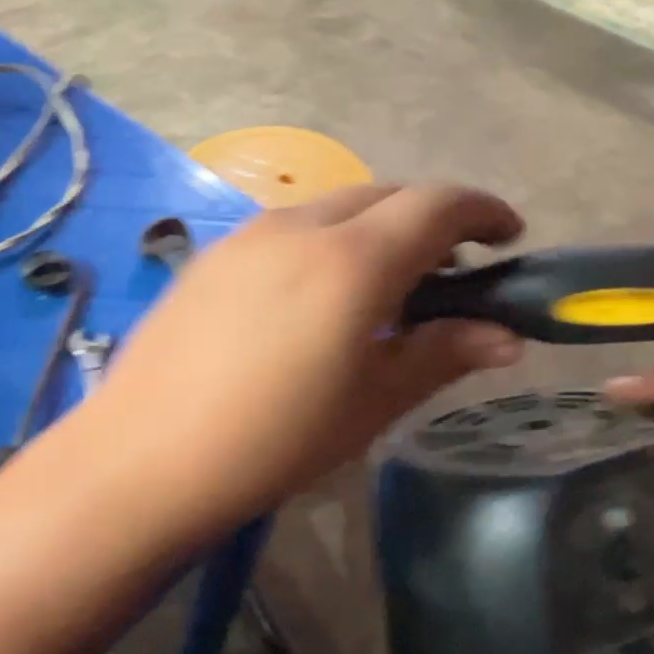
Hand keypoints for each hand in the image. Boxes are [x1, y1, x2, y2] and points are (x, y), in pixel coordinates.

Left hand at [82, 184, 525, 526]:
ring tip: (384, 285)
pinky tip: (314, 296)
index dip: (482, 212)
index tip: (509, 237)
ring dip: (372, 229)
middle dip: (428, 219)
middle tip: (451, 270)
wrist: (143, 457)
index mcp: (351, 260)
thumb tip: (506, 337)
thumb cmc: (273, 441)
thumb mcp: (370, 404)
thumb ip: (440, 355)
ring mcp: (245, 236)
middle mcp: (298, 226)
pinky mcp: (210, 257)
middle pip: (384, 196)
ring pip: (330, 208)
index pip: (436, 205)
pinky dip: (323, 242)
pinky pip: (285, 229)